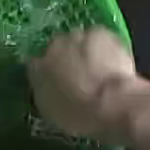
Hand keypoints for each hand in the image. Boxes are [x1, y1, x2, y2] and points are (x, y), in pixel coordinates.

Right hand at [28, 28, 149, 142]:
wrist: (109, 105)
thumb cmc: (78, 116)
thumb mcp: (52, 112)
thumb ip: (46, 94)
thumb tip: (48, 86)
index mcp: (37, 70)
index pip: (36, 66)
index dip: (48, 74)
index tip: (58, 82)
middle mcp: (52, 48)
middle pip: (58, 48)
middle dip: (67, 59)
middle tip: (81, 76)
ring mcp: (77, 37)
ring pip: (80, 41)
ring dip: (86, 52)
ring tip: (100, 70)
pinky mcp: (100, 33)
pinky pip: (100, 39)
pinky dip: (106, 48)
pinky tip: (114, 63)